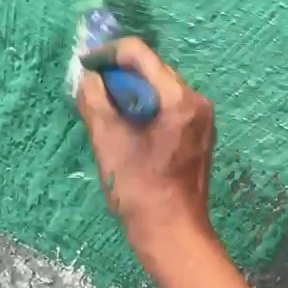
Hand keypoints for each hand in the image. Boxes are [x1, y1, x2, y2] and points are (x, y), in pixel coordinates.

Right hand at [76, 38, 217, 260]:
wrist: (173, 233)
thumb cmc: (140, 189)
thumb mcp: (107, 141)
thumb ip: (94, 99)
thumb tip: (88, 77)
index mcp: (178, 99)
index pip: (139, 54)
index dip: (107, 55)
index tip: (85, 67)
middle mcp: (197, 102)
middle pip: (153, 70)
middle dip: (120, 77)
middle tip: (93, 92)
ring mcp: (203, 120)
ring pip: (161, 89)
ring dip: (133, 94)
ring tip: (107, 112)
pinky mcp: (201, 136)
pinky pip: (170, 108)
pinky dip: (148, 110)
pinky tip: (130, 129)